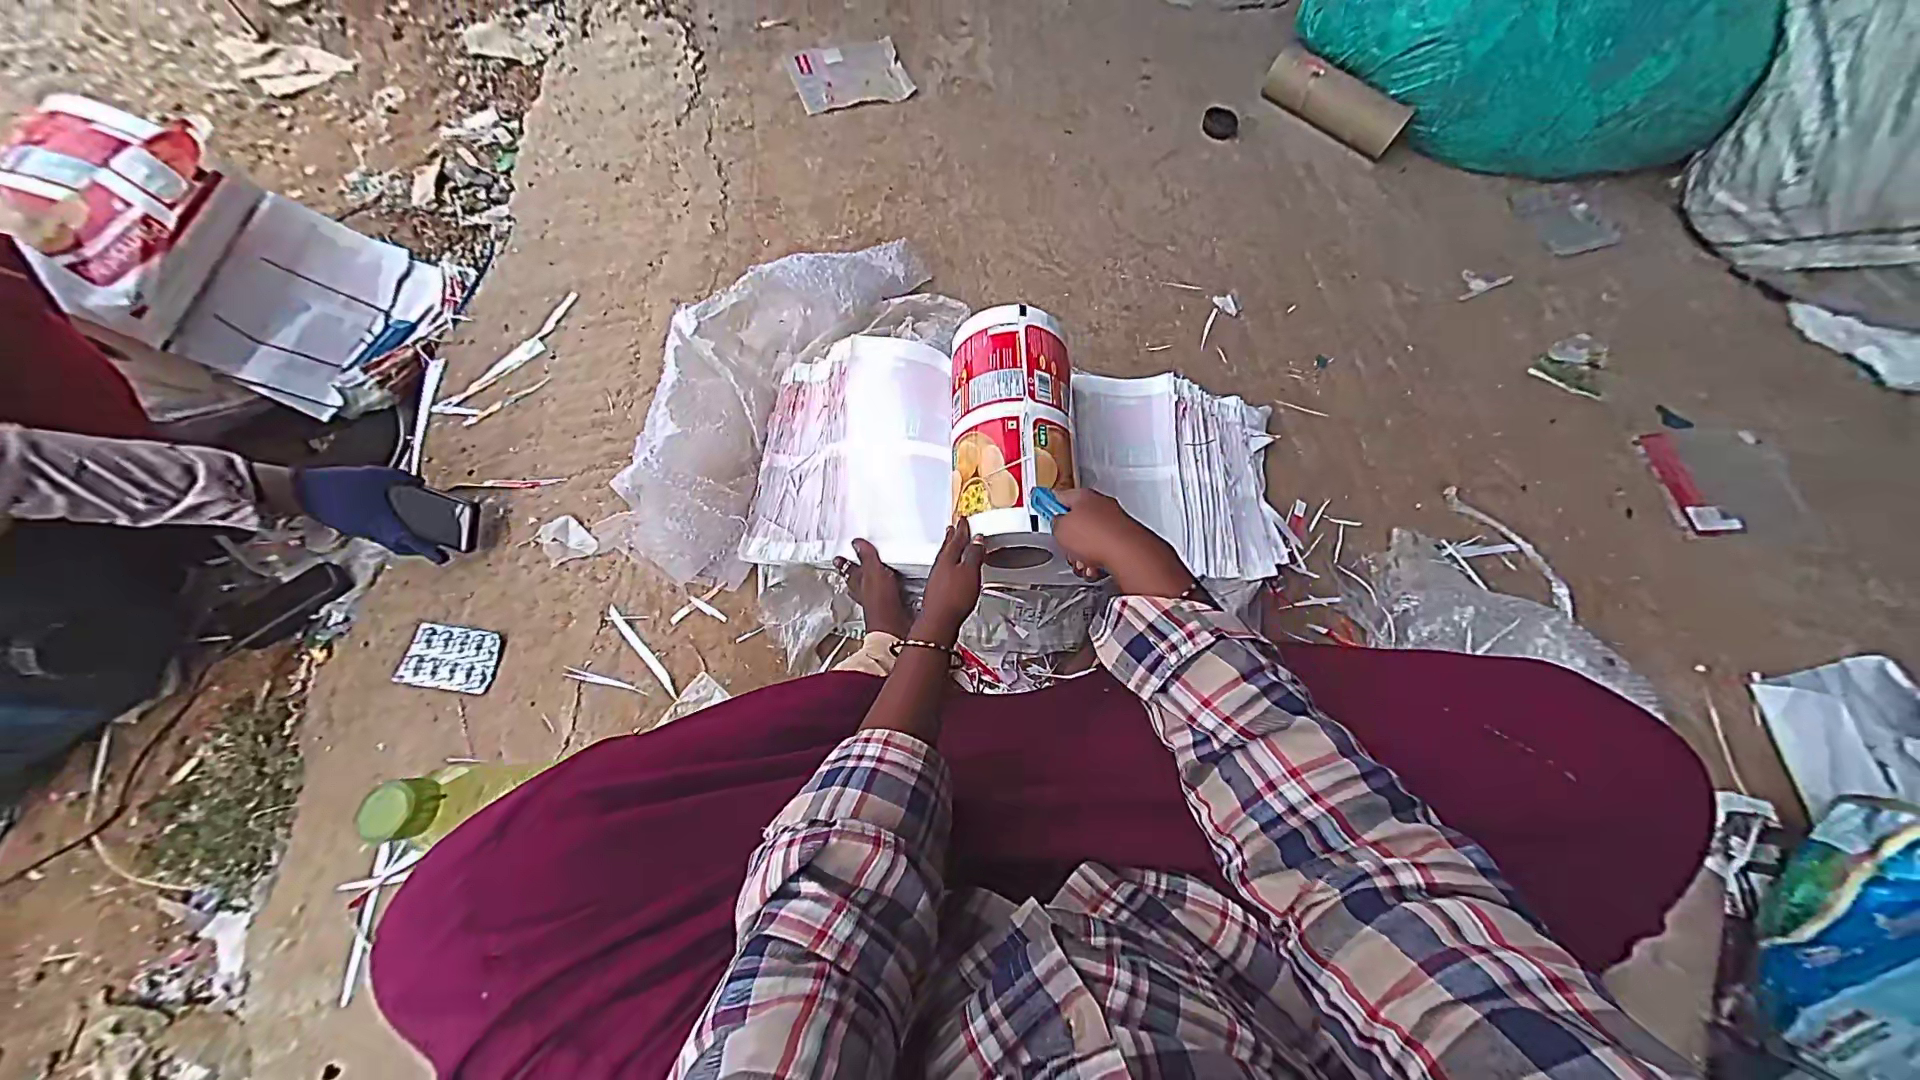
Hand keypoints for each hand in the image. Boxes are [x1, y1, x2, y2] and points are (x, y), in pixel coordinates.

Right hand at [290, 466, 451, 563]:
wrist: (303, 490)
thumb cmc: (342, 484)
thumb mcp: (379, 475)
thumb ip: (403, 479)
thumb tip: (419, 483)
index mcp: (385, 524)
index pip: (412, 541)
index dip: (429, 550)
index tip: (442, 557)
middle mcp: (376, 533)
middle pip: (404, 546)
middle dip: (420, 547)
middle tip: (436, 545)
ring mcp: (364, 532)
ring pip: (392, 541)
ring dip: (406, 540)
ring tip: (421, 534)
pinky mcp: (355, 528)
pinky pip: (380, 533)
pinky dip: (392, 531)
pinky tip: (397, 522)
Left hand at [913, 518, 985, 642]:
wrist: (939, 622)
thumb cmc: (953, 598)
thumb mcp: (970, 572)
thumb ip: (974, 555)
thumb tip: (978, 540)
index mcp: (948, 558)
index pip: (957, 538)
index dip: (962, 529)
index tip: (963, 520)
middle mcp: (940, 566)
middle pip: (947, 546)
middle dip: (952, 536)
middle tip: (954, 528)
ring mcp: (937, 579)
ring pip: (944, 558)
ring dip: (949, 549)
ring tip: (952, 545)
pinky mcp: (937, 591)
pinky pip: (943, 570)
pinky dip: (949, 565)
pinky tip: (951, 571)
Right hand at [1048, 488, 1194, 598]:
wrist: (1127, 553)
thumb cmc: (1097, 536)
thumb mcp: (1060, 530)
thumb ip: (1055, 524)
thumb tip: (1058, 526)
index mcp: (1083, 496)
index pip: (1059, 496)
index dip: (1048, 503)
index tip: (1042, 503)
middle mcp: (1100, 504)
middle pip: (1076, 519)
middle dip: (1069, 537)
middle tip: (1066, 545)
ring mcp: (1114, 521)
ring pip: (1090, 537)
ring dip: (1082, 552)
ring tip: (1082, 560)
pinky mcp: (1124, 538)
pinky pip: (1103, 549)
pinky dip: (1097, 559)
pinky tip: (1095, 566)